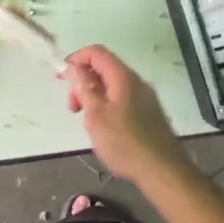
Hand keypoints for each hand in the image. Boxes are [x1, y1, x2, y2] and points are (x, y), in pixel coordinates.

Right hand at [62, 44, 190, 188]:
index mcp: (123, 77)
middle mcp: (136, 82)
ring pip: (112, 86)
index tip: (61, 78)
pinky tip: (103, 128)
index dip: (76, 59)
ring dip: (93, 96)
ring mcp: (144, 97)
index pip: (96, 52)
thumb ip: (84, 88)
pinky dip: (106, 105)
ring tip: (87, 121)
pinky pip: (121, 99)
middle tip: (73, 107)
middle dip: (82, 82)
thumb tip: (73, 68)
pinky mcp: (148, 113)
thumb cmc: (124, 142)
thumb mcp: (96, 115)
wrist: (162, 170)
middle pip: (104, 68)